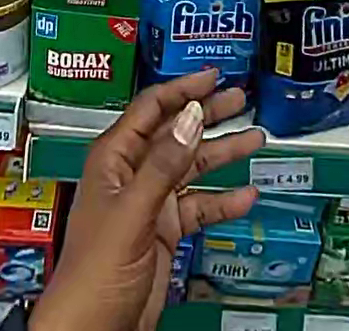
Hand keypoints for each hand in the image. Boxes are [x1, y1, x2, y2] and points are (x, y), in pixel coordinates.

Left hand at [31, 70, 265, 330]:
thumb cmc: (94, 273)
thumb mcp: (131, 213)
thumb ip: (163, 165)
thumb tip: (190, 115)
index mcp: (115, 158)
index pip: (152, 108)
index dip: (183, 89)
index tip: (212, 76)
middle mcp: (133, 172)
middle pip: (176, 132)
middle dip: (208, 114)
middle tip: (239, 99)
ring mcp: (150, 201)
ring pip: (192, 167)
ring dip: (222, 154)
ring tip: (254, 138)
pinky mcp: (164, 230)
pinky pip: (199, 206)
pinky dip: (222, 200)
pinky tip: (246, 196)